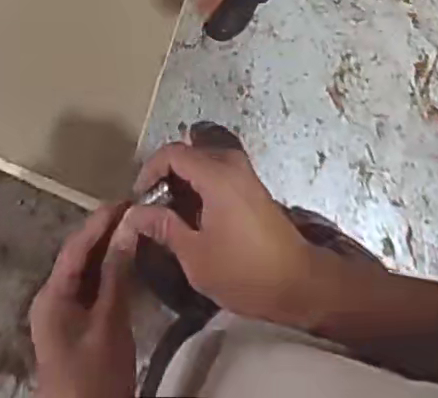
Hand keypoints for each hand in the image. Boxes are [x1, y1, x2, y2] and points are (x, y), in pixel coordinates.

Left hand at [30, 202, 137, 397]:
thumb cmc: (94, 377)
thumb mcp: (109, 324)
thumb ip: (116, 274)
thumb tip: (128, 228)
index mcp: (51, 294)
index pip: (76, 246)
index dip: (100, 220)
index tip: (126, 199)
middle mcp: (52, 298)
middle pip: (79, 256)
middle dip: (105, 233)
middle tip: (136, 211)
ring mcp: (63, 316)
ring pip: (86, 273)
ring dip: (109, 253)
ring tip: (137, 230)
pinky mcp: (77, 330)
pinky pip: (92, 291)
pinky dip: (109, 276)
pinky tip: (130, 265)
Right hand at [113, 139, 331, 327]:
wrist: (301, 286)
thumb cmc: (245, 273)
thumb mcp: (196, 256)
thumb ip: (163, 228)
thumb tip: (135, 214)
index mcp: (216, 174)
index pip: (172, 153)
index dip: (149, 170)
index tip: (140, 196)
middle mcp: (231, 164)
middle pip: (188, 151)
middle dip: (165, 172)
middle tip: (152, 201)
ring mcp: (244, 173)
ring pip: (203, 158)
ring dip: (183, 176)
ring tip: (170, 207)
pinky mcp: (251, 186)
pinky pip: (217, 169)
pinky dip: (200, 181)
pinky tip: (194, 211)